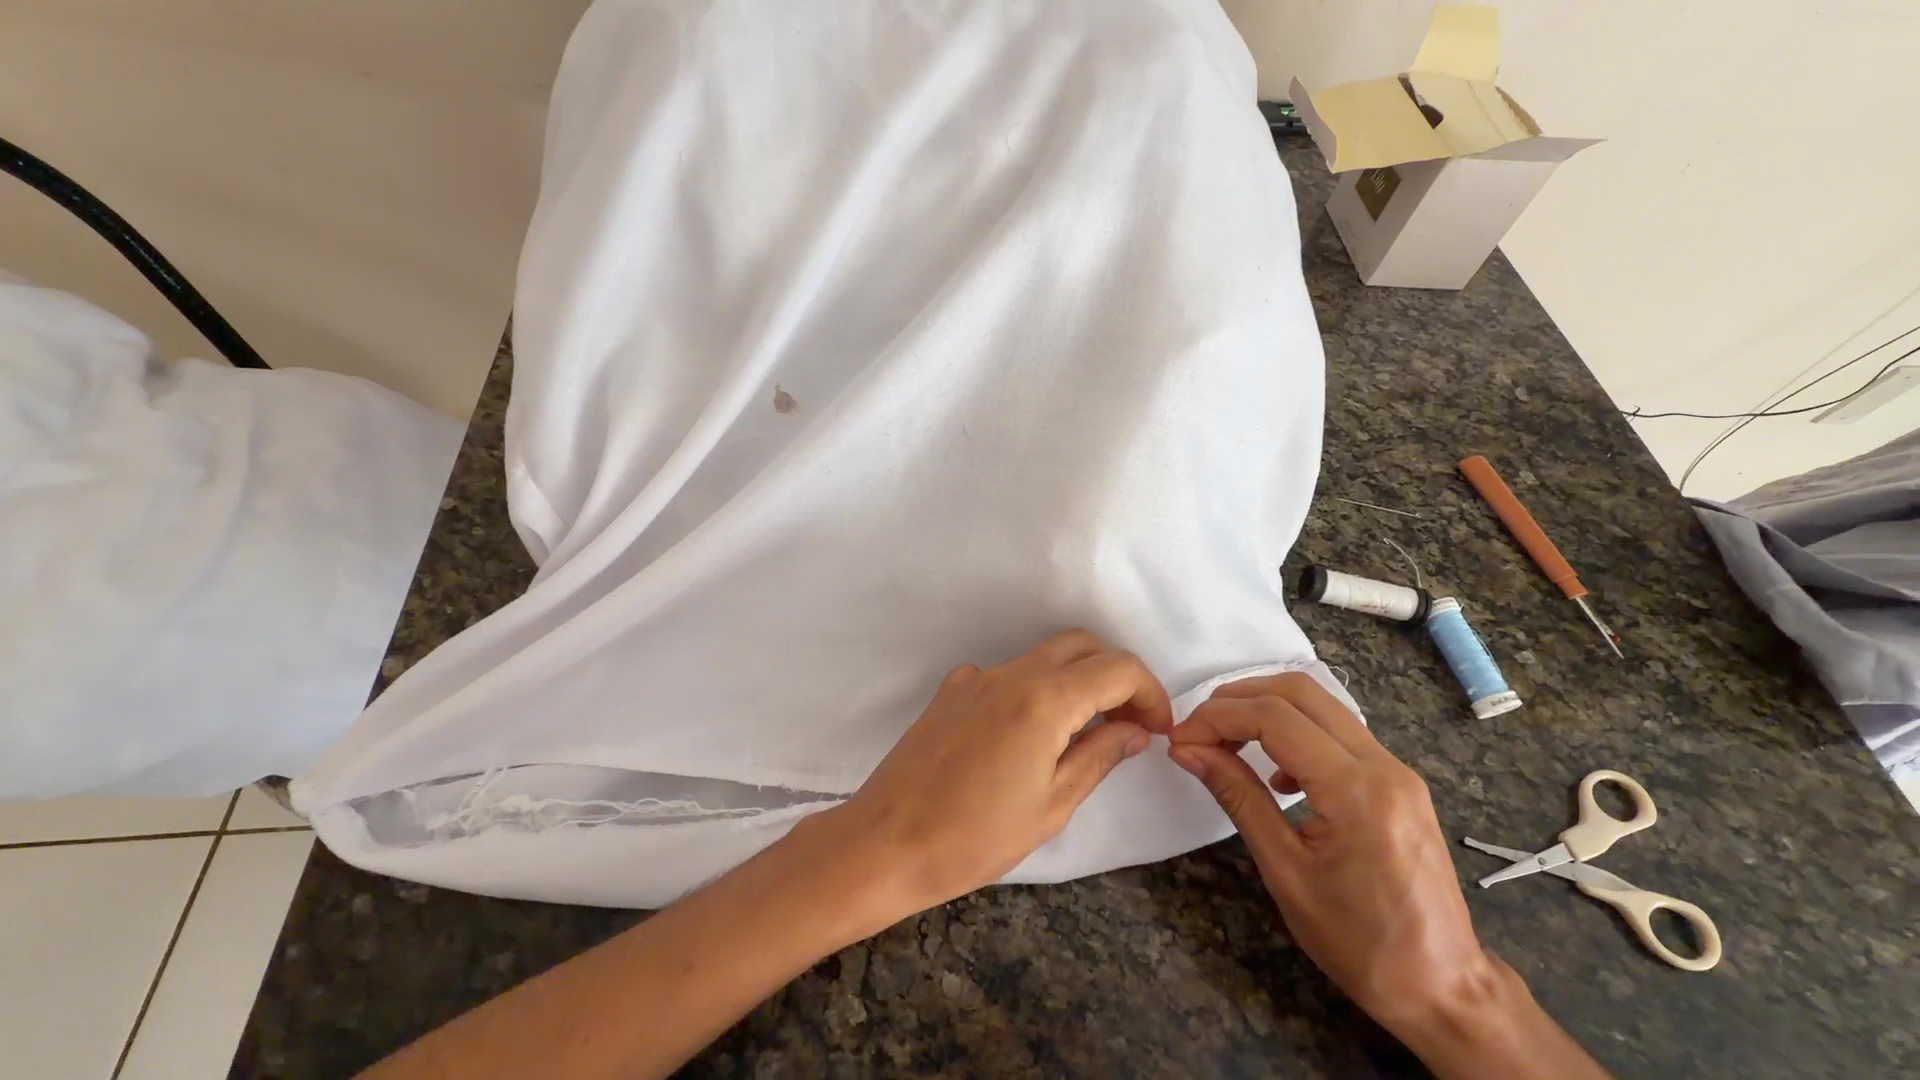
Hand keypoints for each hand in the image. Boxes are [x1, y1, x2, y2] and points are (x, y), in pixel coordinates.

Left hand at [811, 630, 1172, 919]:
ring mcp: (974, 678)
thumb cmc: (973, 838)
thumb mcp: (1052, 805)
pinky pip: (1007, 676)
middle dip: (1117, 676)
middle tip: (1130, 725)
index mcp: (1042, 699)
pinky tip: (1031, 739)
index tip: (1158, 729)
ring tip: (1087, 734)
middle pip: (1081, 647)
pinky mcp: (950, 693)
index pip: (1117, 667)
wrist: (883, 845)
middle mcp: (1009, 674)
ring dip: (1077, 681)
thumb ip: (1100, 755)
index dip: (1150, 692)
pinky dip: (1036, 691)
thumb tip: (1136, 728)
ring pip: (1043, 657)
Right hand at [1165, 673, 1499, 1032]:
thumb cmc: (1358, 942)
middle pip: (1301, 692)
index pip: (1275, 717)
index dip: (1218, 717)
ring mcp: (1397, 770)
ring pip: (1322, 706)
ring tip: (1225, 744)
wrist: (1442, 986)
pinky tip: (1276, 775)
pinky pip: (1340, 734)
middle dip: (1239, 699)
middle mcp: (1383, 765)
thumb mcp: (1285, 871)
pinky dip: (1297, 733)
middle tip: (1198, 729)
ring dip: (1266, 710)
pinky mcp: (1399, 782)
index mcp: (1357, 789)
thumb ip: (1238, 797)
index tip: (1180, 739)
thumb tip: (1188, 750)